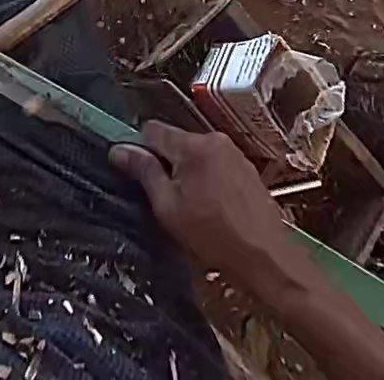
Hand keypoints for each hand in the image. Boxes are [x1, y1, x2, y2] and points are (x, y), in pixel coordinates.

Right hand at [109, 122, 301, 278]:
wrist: (264, 254)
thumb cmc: (212, 235)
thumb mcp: (168, 207)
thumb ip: (144, 172)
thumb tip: (119, 149)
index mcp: (193, 145)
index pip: (153, 129)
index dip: (139, 147)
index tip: (136, 172)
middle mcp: (214, 138)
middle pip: (176, 140)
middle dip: (165, 162)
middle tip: (164, 197)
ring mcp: (233, 151)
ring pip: (196, 152)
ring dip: (186, 170)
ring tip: (189, 205)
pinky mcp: (246, 165)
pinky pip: (215, 161)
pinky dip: (206, 175)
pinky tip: (211, 205)